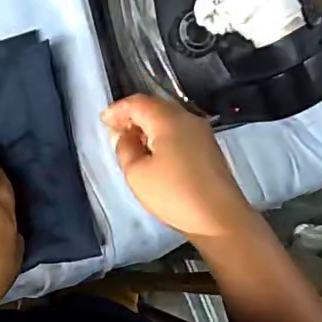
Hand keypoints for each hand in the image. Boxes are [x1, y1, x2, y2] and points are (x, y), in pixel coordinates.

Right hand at [101, 94, 263, 242]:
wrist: (219, 217)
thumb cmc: (174, 194)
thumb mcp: (137, 173)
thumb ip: (125, 148)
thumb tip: (123, 135)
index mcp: (168, 120)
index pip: (138, 103)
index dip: (118, 109)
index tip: (103, 120)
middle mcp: (187, 119)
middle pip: (155, 107)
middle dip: (132, 116)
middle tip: (114, 131)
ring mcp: (201, 133)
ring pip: (168, 119)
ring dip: (147, 127)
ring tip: (131, 144)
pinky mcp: (208, 148)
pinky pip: (179, 132)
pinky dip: (161, 136)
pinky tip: (153, 153)